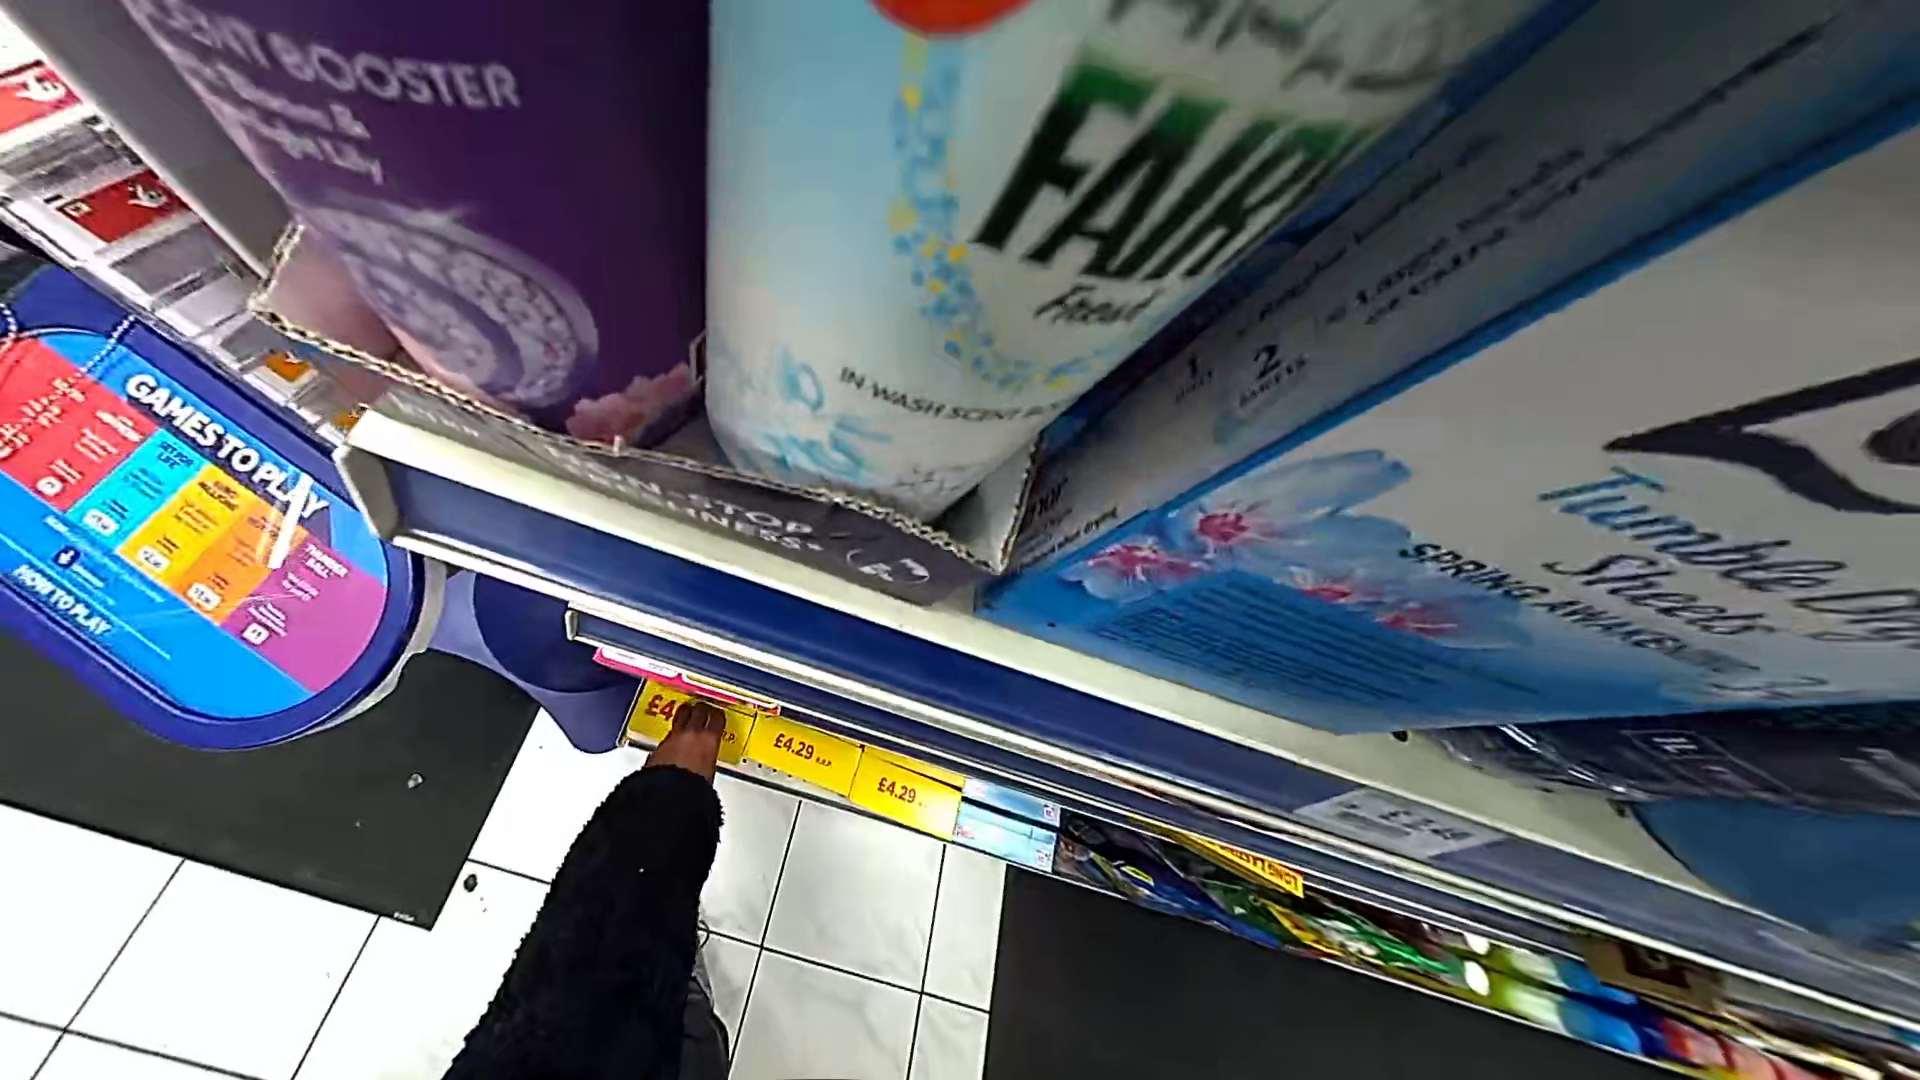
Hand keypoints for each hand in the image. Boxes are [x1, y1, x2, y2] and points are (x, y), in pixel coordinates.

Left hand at [644, 700, 726, 781]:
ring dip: (684, 712)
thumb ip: (708, 759)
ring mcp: (673, 737)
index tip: (716, 714)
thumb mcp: (710, 772)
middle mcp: (692, 734)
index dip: (716, 715)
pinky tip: (672, 736)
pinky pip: (668, 733)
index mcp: (710, 739)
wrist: (669, 793)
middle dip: (700, 709)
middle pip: (698, 711)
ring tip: (685, 711)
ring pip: (681, 715)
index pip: (716, 718)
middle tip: (702, 708)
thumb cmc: (693, 786)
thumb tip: (706, 765)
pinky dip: (671, 732)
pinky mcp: (658, 746)